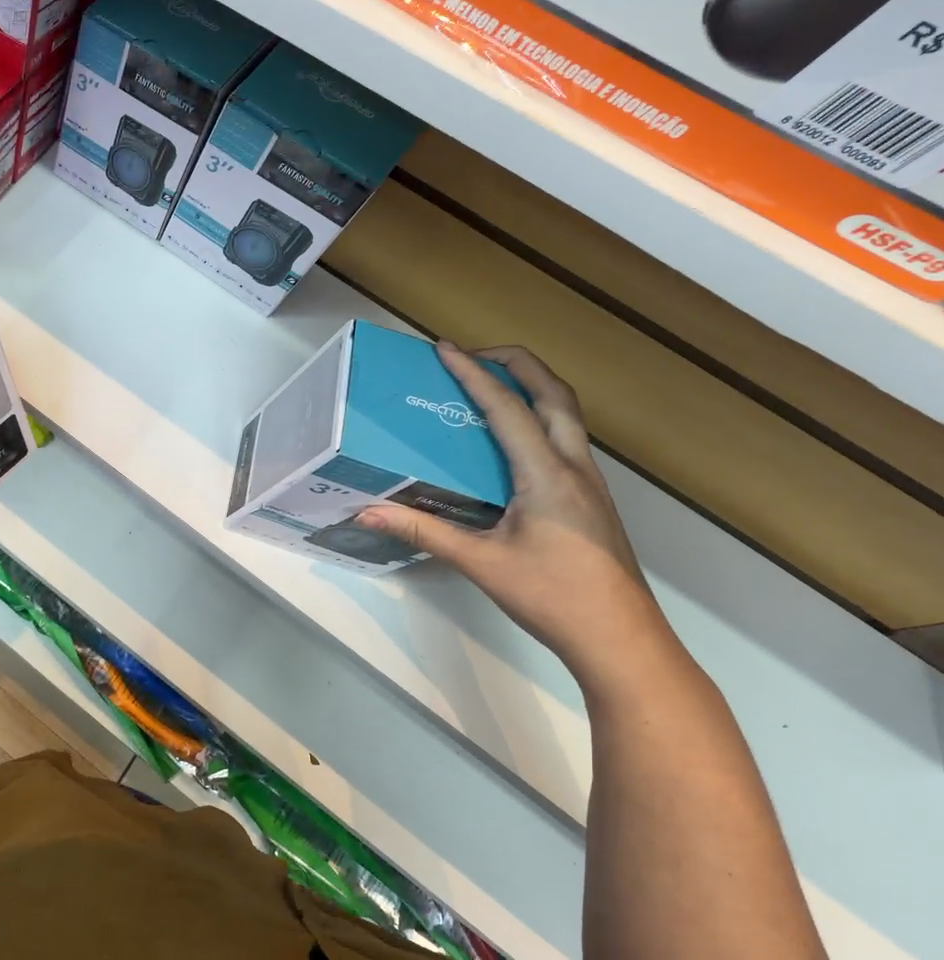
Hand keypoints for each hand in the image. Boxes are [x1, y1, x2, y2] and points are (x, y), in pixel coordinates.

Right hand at [357, 343, 676, 684]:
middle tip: (474, 355)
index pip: (507, 409)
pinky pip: (565, 440)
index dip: (474, 374)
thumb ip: (424, 531)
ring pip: (566, 416)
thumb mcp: (481, 563)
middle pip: (554, 395)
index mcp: (548, 475)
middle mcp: (575, 468)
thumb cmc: (553, 597)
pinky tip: (509, 443)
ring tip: (489, 386)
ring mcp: (589, 484)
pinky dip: (538, 419)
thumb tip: (367, 511)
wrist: (621, 640)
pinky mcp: (590, 500)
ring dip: (531, 389)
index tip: (445, 349)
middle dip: (517, 364)